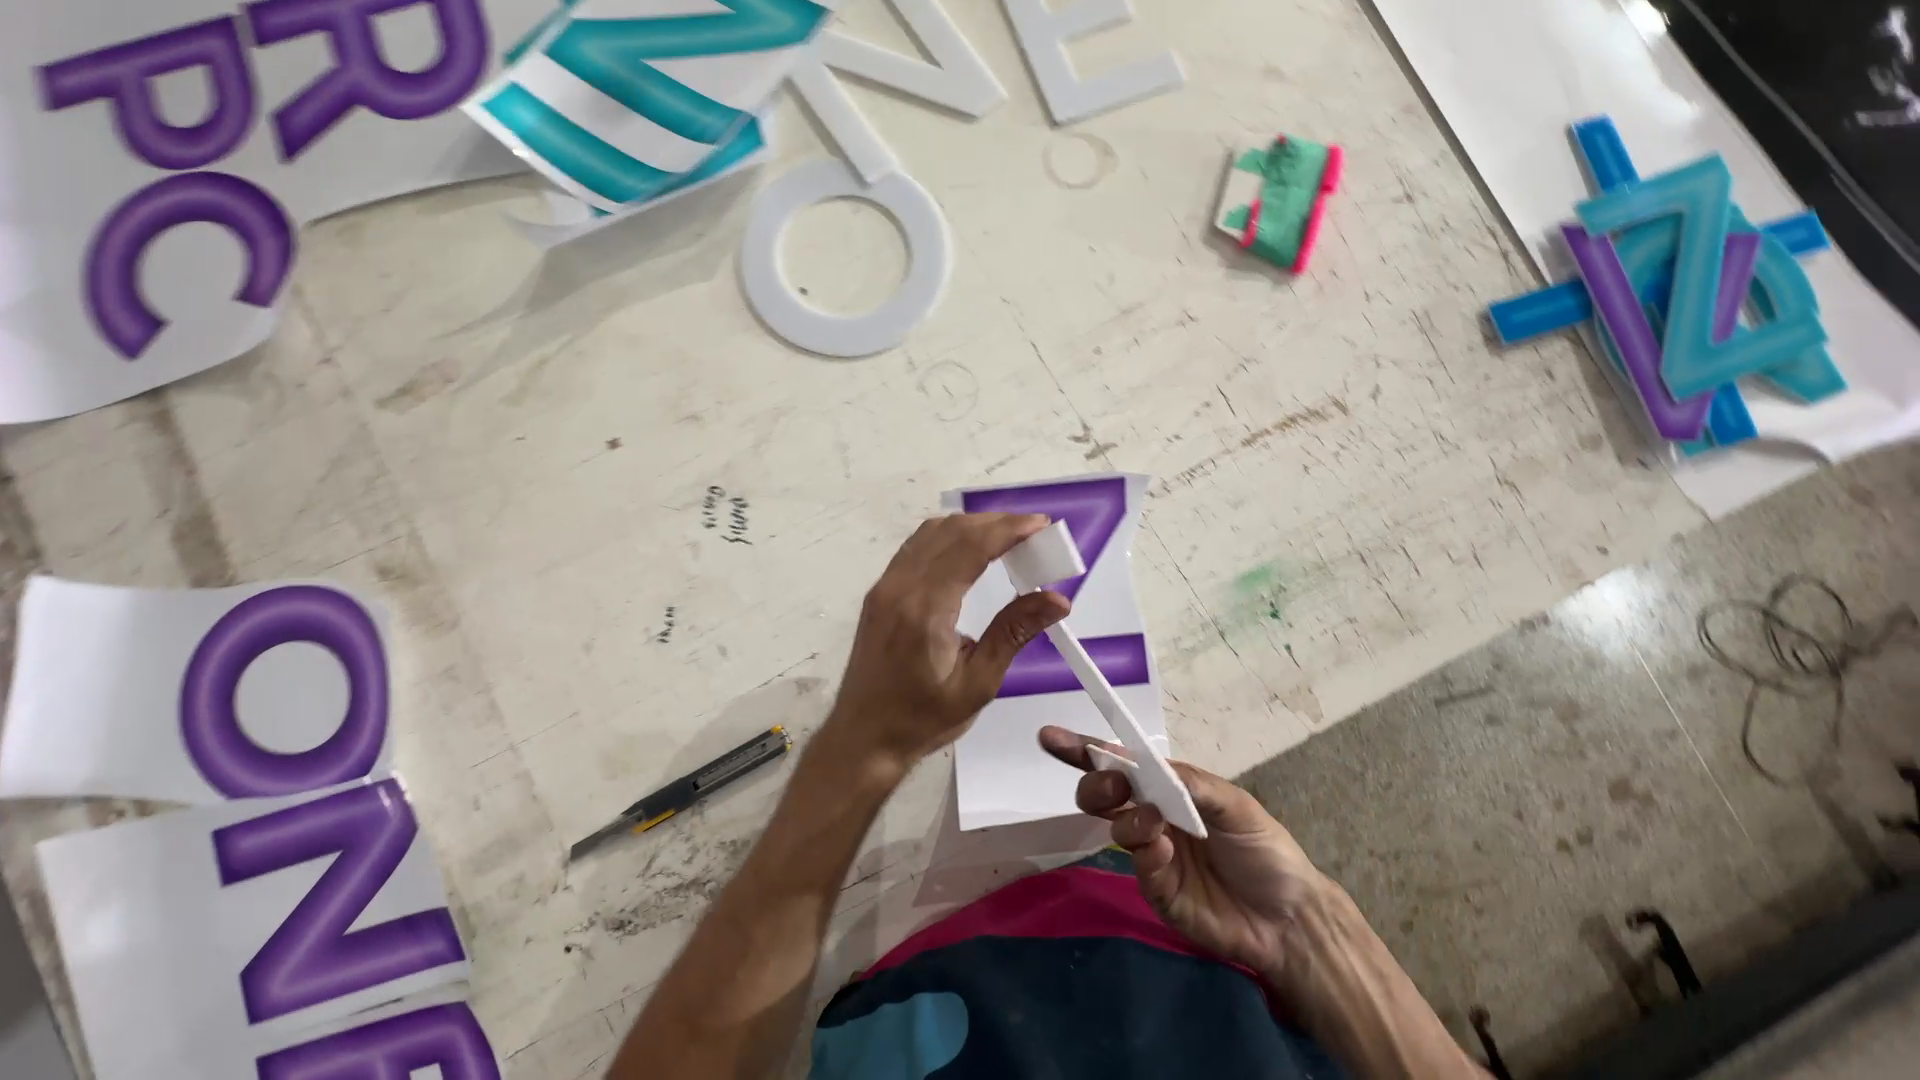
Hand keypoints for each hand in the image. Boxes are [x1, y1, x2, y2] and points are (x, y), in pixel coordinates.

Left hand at [824, 514, 1071, 770]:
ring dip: (970, 527)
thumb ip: (1013, 634)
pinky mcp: (879, 594)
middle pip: (951, 531)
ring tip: (1009, 539)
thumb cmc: (921, 720)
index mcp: (924, 609)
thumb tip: (1057, 599)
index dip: (1008, 529)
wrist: (863, 738)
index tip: (1041, 525)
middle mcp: (899, 587)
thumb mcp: (977, 684)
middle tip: (1034, 533)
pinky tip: (970, 551)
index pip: (970, 547)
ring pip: (930, 534)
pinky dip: (947, 538)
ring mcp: (884, 588)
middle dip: (995, 523)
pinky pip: (915, 549)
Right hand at [1039, 726, 1331, 981]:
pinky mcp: (1155, 890)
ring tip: (1156, 825)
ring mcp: (1150, 854)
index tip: (1050, 737)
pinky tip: (1165, 852)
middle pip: (1102, 793)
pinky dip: (1145, 853)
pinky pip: (1137, 865)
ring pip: (1114, 827)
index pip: (1120, 764)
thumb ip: (1192, 783)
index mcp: (1169, 789)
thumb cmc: (1265, 850)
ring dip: (1127, 819)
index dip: (1083, 750)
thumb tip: (1149, 765)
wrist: (1289, 917)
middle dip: (1097, 783)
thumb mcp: (1236, 806)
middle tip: (1116, 788)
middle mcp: (1152, 817)